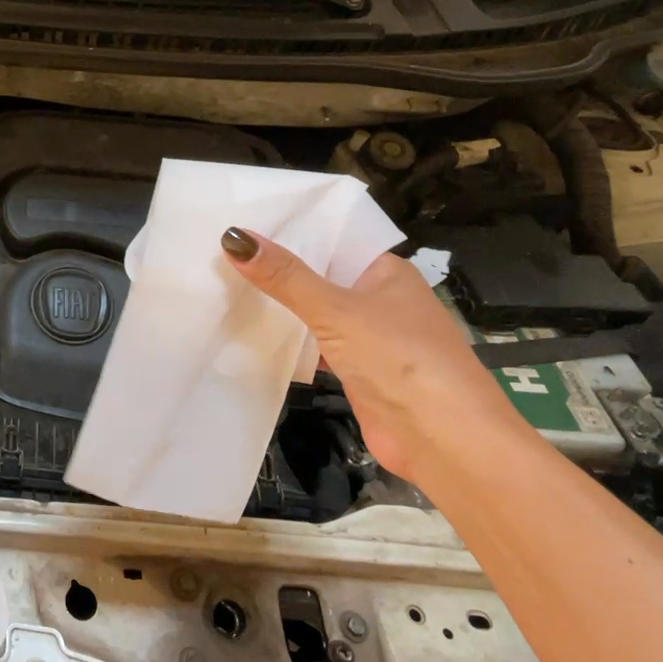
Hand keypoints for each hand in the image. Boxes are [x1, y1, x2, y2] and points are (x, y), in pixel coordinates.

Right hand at [221, 228, 532, 481]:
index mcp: (386, 271)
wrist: (445, 440)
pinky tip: (250, 331)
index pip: (331, 239)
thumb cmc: (400, 359)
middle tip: (216, 251)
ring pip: (314, 312)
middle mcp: (380, 299)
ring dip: (279, 306)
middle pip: (319, 276)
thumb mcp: (336, 310)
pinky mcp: (356, 372)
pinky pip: (313, 345)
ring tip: (223, 284)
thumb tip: (234, 235)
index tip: (237, 221)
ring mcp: (369, 337)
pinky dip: (287, 340)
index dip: (288, 230)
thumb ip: (285, 276)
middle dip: (275, 269)